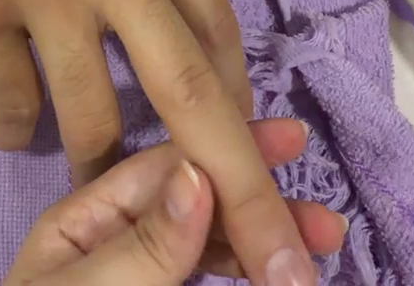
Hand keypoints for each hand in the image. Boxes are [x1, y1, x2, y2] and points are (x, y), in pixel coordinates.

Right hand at [0, 0, 318, 284]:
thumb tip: (199, 58)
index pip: (222, 43)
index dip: (244, 120)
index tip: (259, 172)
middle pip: (188, 95)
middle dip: (239, 193)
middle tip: (273, 271)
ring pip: (90, 120)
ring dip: (96, 166)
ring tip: (91, 175)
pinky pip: (9, 104)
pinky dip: (16, 128)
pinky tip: (15, 120)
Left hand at [5, 119, 347, 284]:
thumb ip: (142, 245)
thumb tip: (198, 171)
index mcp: (87, 222)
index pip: (164, 171)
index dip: (224, 152)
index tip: (289, 142)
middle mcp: (116, 245)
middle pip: (198, 210)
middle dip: (259, 205)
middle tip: (326, 221)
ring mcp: (139, 282)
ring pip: (209, 252)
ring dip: (260, 245)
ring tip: (322, 244)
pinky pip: (202, 280)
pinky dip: (238, 273)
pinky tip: (270, 274)